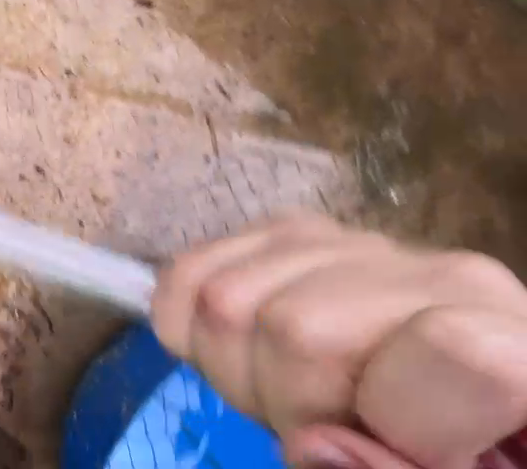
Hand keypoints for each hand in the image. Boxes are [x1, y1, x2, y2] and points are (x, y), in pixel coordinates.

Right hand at [152, 214, 526, 468]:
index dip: (402, 423)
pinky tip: (238, 357)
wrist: (441, 404)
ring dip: (232, 373)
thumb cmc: (479, 453)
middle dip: (286, 406)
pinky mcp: (272, 232)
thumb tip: (311, 446)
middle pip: (298, 329)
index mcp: (516, 341)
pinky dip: (184, 330)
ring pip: (223, 300)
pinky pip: (185, 273)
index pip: (460, 352)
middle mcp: (431, 270)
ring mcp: (339, 241)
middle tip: (321, 436)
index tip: (390, 452)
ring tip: (287, 401)